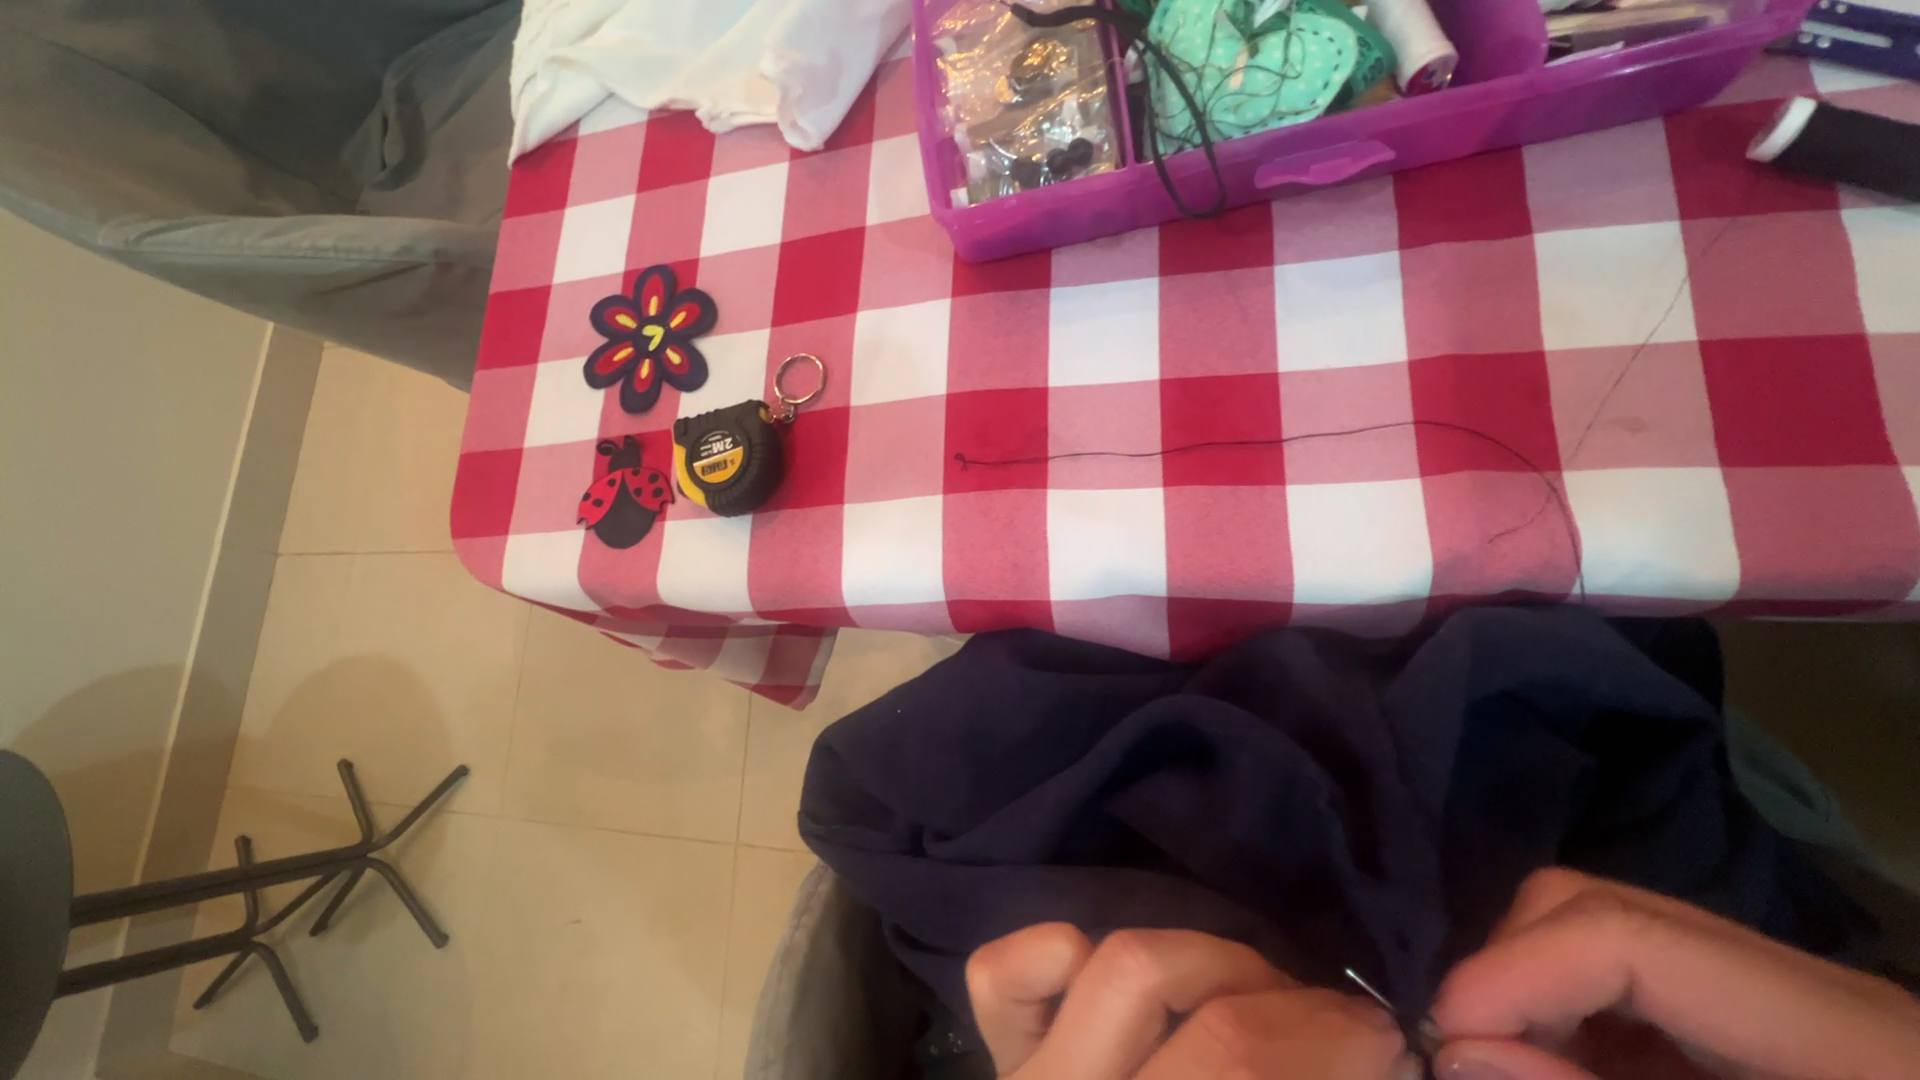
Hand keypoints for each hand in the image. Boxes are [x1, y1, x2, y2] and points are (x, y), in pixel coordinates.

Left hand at [966, 923, 1417, 1078]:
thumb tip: (1386, 1053)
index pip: (1241, 1062)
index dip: (1336, 1040)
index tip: (1390, 1038)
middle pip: (1210, 1029)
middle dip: (1297, 1011)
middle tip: (1342, 1019)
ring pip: (1121, 967)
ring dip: (1206, 960)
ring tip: (1251, 986)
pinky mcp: (997, 1054)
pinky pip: (1000, 973)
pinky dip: (1059, 953)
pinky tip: (1104, 973)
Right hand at [1431, 868, 1919, 1079]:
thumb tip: (1457, 1054)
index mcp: (1848, 1033)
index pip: (1629, 938)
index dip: (1515, 972)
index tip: (1443, 1034)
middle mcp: (1802, 985)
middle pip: (1595, 907)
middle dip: (1508, 972)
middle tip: (1468, 1053)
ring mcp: (1771, 996)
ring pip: (1591, 930)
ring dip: (1526, 994)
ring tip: (1505, 1062)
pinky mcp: (1746, 1022)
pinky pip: (1619, 984)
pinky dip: (1563, 1020)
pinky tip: (1560, 1069)